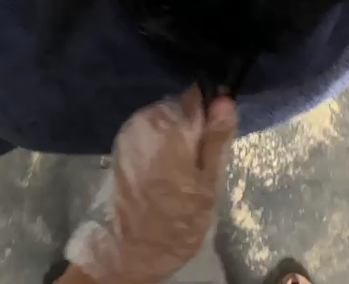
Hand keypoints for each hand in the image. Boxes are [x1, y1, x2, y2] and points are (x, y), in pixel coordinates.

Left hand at [65, 88, 237, 283]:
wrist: (128, 249)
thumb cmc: (176, 222)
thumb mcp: (206, 186)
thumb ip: (215, 140)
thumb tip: (225, 100)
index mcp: (172, 127)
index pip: (198, 98)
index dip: (211, 112)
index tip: (217, 135)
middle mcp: (148, 118)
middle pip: (181, 108)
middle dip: (193, 129)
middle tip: (198, 165)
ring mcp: (132, 129)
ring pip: (165, 119)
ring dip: (175, 137)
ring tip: (180, 172)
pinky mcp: (122, 141)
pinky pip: (149, 131)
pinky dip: (159, 144)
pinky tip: (162, 171)